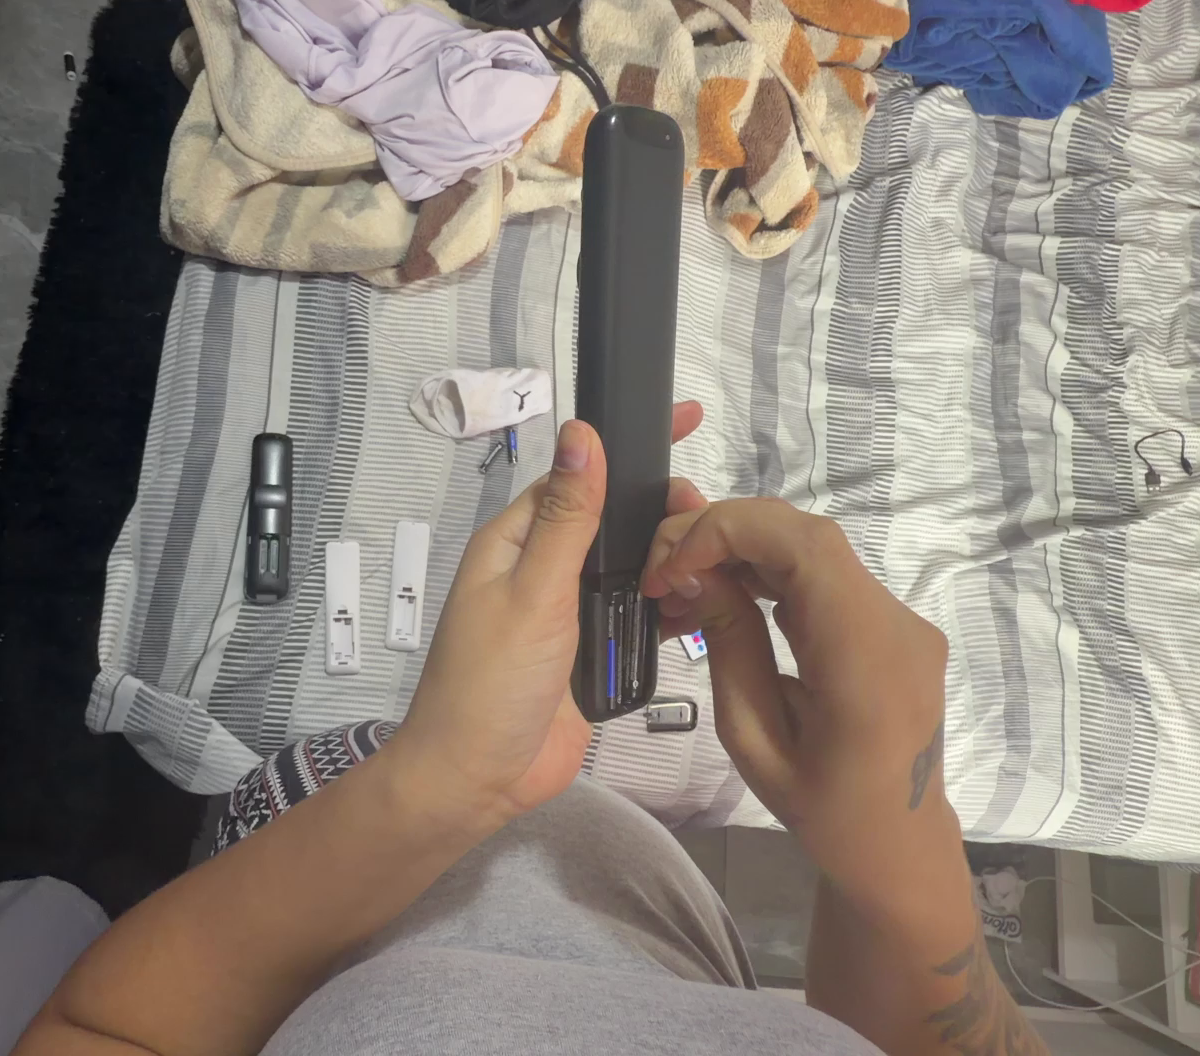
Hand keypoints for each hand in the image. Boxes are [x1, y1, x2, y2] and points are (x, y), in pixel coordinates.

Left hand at [389, 402, 704, 825]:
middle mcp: (541, 568)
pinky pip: (633, 614)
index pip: (575, 476)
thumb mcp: (533, 590)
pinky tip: (708, 597)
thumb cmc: (492, 679)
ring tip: (720, 551)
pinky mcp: (590, 651)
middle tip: (710, 512)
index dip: (625, 449)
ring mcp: (567, 611)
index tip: (683, 421)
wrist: (480, 777)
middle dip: (657, 509)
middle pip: (608, 521)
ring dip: (667, 555)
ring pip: (626, 567)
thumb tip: (581, 431)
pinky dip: (667, 603)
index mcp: (515, 541)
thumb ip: (565, 517)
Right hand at [641, 497, 954, 902]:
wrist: (898, 844)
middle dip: (717, 532)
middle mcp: (894, 622)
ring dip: (731, 550)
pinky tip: (715, 595)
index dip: (725, 532)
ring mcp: (896, 618)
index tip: (667, 570)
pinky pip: (814, 573)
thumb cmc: (821, 808)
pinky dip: (755, 570)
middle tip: (657, 570)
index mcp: (866, 659)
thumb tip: (694, 572)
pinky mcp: (883, 621)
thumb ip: (728, 643)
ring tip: (675, 587)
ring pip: (804, 545)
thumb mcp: (751, 735)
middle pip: (801, 533)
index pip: (803, 546)